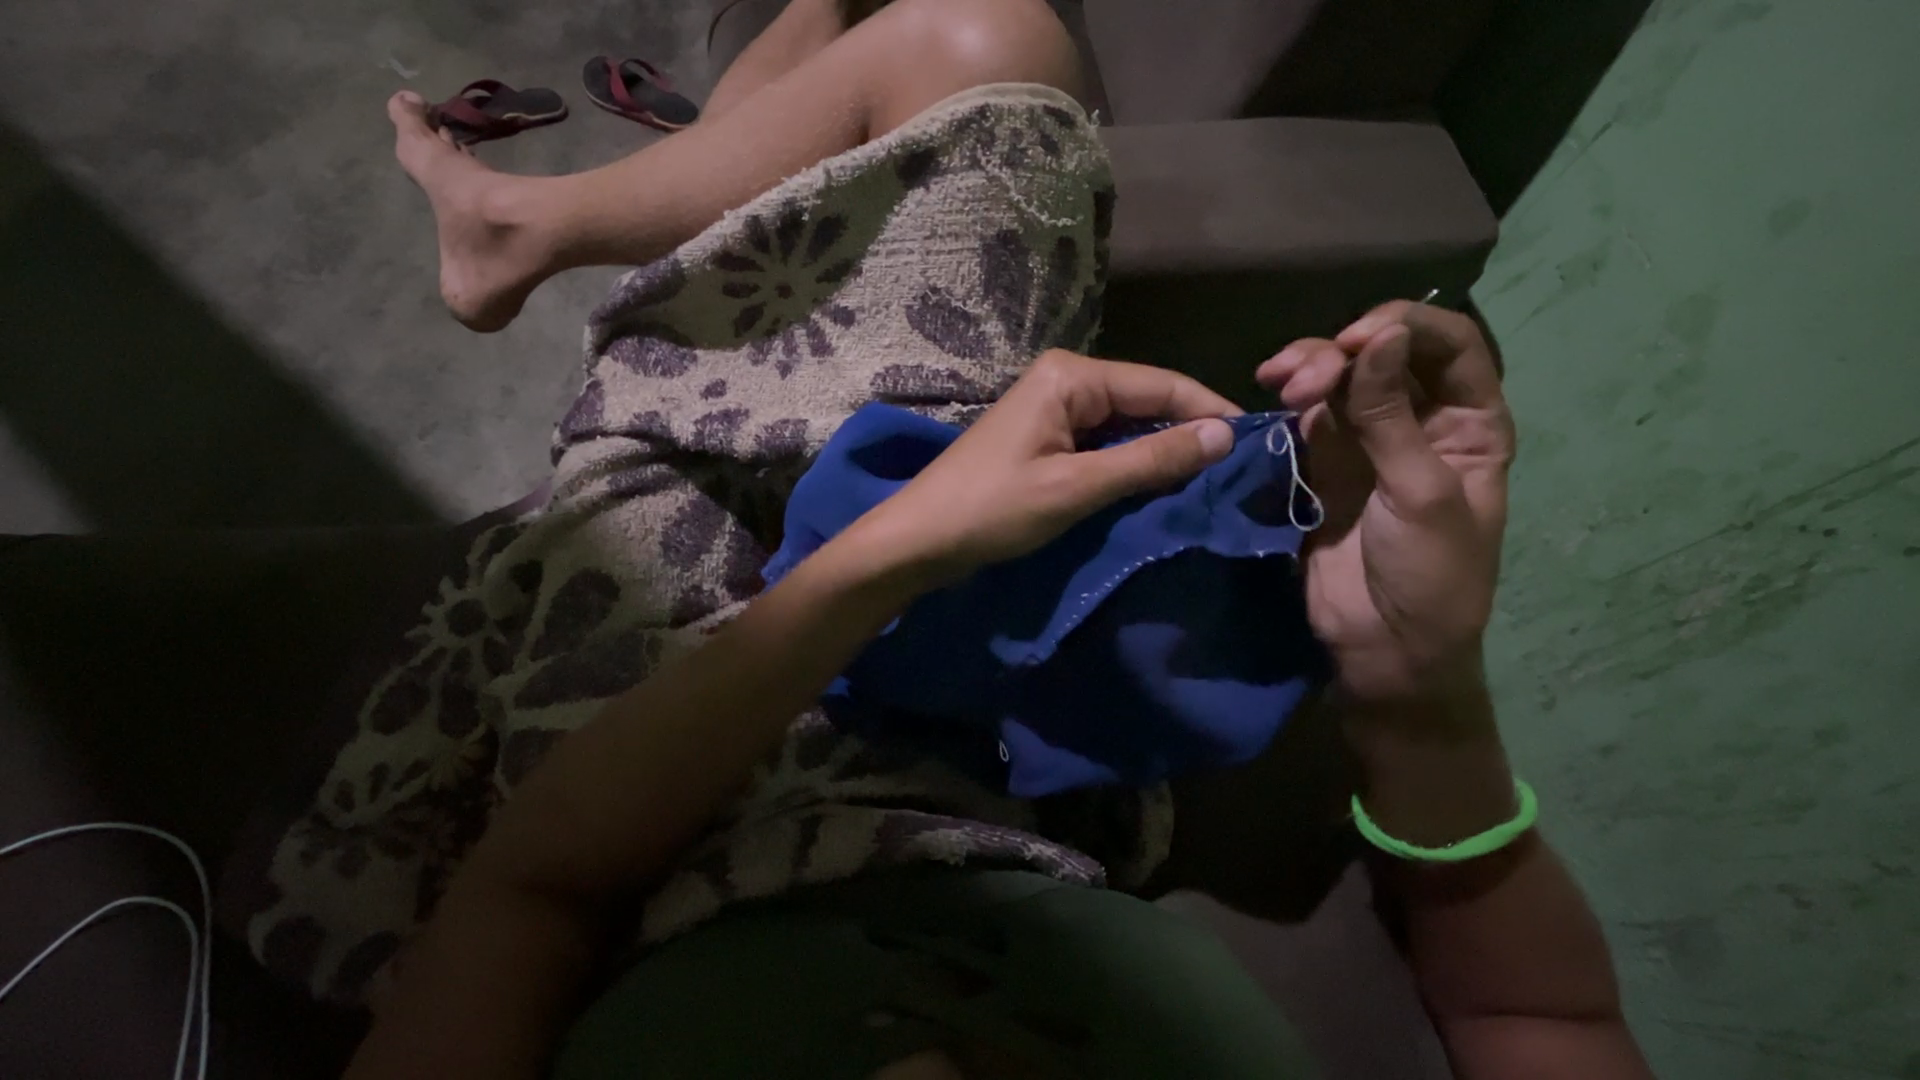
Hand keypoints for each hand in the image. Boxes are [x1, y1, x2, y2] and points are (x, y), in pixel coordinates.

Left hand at [850, 350, 1239, 584]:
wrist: (920, 538)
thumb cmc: (992, 510)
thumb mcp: (1076, 487)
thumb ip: (1149, 460)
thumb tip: (1224, 435)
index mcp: (1071, 376)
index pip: (1161, 385)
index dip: (1209, 413)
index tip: (1258, 444)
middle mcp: (1065, 379)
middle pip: (1145, 400)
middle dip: (1188, 433)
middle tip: (1239, 471)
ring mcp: (1053, 408)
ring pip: (1126, 424)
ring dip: (1161, 451)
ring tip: (1209, 482)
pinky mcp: (1045, 437)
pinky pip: (1102, 443)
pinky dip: (1130, 463)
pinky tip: (1158, 486)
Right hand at [1257, 302, 1515, 704]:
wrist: (1384, 644)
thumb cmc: (1430, 572)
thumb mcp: (1419, 492)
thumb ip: (1390, 415)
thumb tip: (1375, 337)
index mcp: (1471, 423)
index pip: (1449, 346)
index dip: (1404, 328)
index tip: (1356, 338)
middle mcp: (1422, 421)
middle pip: (1385, 354)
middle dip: (1343, 351)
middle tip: (1302, 375)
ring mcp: (1368, 441)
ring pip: (1340, 379)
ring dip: (1309, 368)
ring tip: (1279, 381)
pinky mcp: (1323, 464)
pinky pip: (1308, 416)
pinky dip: (1290, 399)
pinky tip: (1271, 394)